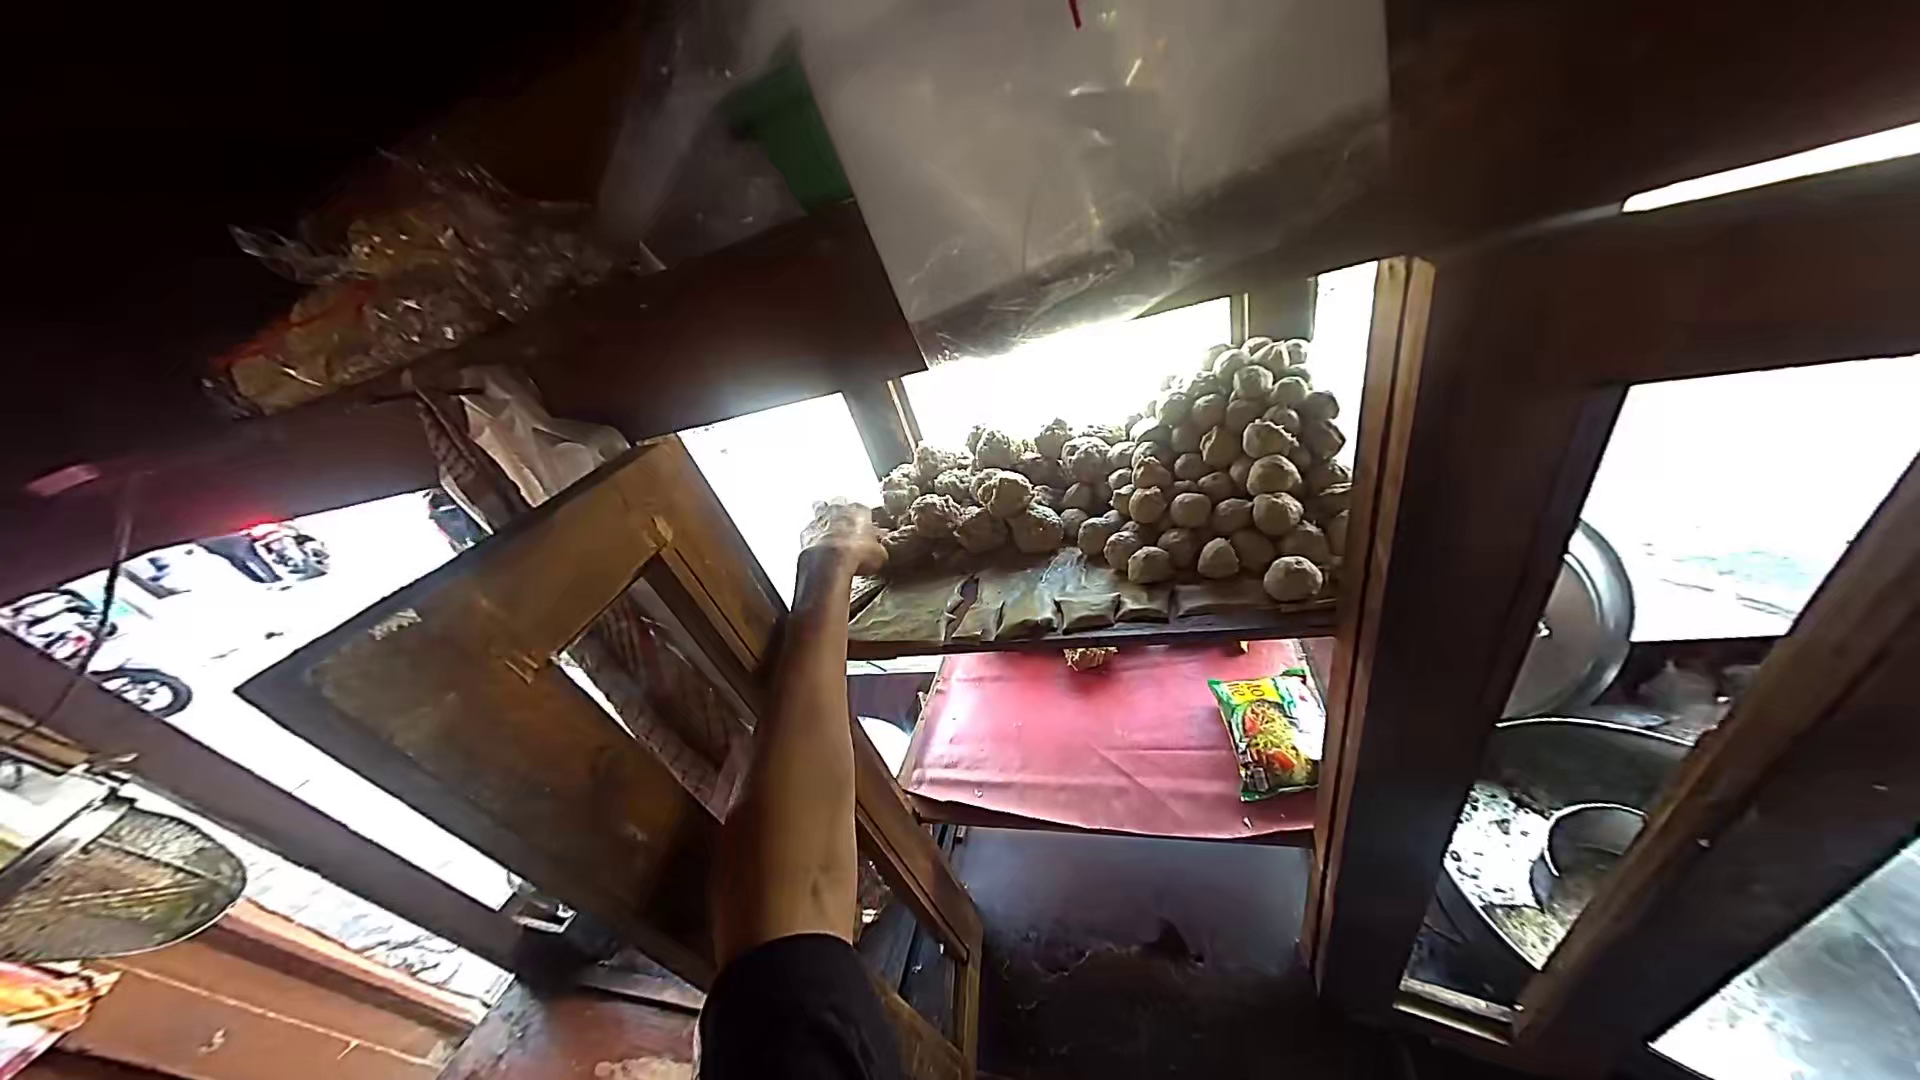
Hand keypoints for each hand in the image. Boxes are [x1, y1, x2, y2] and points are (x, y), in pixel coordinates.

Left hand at [799, 498, 885, 576]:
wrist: (830, 563)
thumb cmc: (859, 554)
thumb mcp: (880, 555)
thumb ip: (879, 548)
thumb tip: (880, 550)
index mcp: (859, 510)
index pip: (864, 510)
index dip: (865, 520)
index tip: (867, 530)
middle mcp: (838, 509)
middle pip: (839, 504)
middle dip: (841, 512)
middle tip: (846, 525)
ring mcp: (819, 519)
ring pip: (820, 511)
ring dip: (824, 518)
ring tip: (829, 530)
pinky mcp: (806, 533)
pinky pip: (810, 531)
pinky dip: (814, 537)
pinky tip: (817, 547)